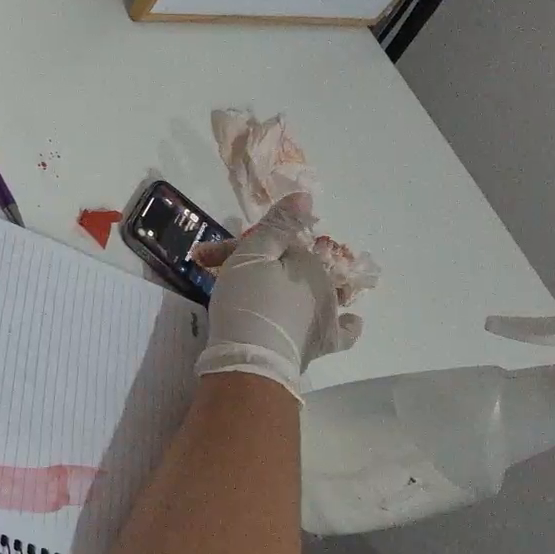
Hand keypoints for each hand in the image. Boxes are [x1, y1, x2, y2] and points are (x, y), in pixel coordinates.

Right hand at [191, 192, 361, 396]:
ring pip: (308, 292)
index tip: (205, 257)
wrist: (251, 357)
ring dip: (288, 286)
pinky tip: (349, 320)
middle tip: (213, 272)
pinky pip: (342, 330)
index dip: (236, 247)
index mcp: (307, 262)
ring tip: (266, 290)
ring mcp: (325, 317)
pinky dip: (346, 323)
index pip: (271, 245)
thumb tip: (305, 196)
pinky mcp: (321, 344)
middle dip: (252, 265)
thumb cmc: (247, 302)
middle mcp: (323, 286)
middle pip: (286, 267)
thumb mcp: (252, 254)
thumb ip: (278, 225)